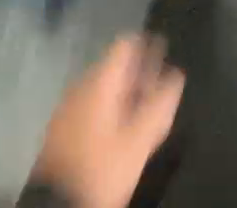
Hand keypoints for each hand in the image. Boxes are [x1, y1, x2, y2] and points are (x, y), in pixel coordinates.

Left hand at [31, 34, 184, 207]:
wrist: (60, 199)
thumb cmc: (103, 165)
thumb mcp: (138, 140)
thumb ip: (159, 105)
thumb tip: (176, 75)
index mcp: (99, 82)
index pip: (124, 45)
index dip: (145, 44)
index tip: (164, 48)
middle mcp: (82, 84)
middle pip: (113, 65)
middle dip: (139, 69)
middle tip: (161, 79)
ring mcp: (70, 102)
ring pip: (104, 84)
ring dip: (126, 88)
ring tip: (148, 102)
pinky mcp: (65, 122)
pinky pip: (93, 101)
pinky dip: (112, 103)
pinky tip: (124, 122)